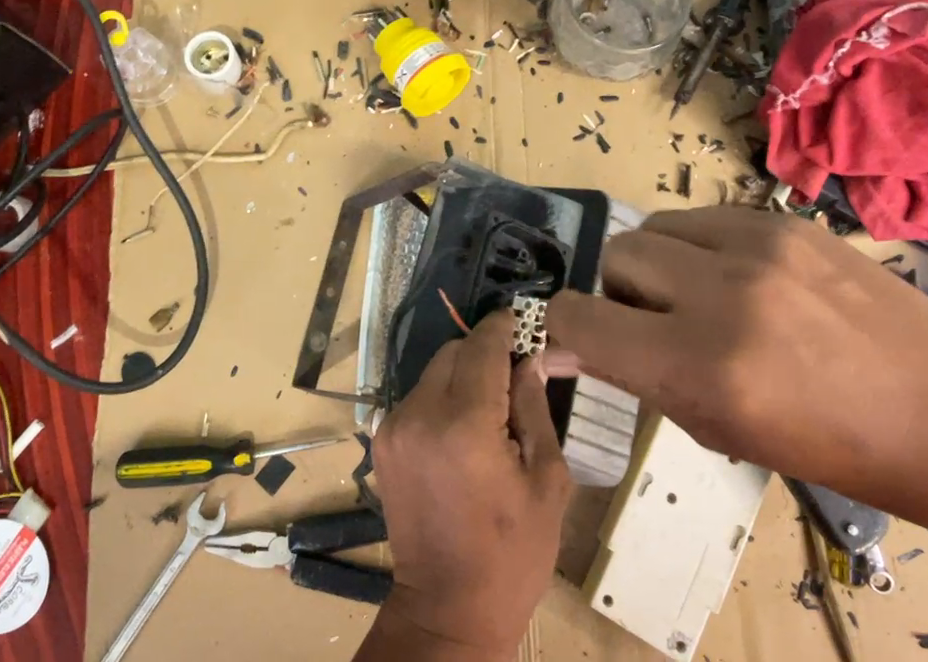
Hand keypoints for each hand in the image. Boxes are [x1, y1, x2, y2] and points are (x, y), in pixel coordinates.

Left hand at [366, 312, 571, 655]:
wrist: (449, 605)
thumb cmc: (513, 553)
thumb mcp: (546, 480)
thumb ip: (534, 406)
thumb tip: (530, 357)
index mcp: (464, 424)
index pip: (482, 346)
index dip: (506, 326)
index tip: (526, 321)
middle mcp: (419, 414)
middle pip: (454, 352)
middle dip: (485, 353)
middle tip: (517, 374)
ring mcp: (393, 426)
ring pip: (433, 372)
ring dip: (463, 376)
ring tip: (492, 411)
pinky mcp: (382, 441)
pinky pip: (418, 398)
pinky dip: (442, 399)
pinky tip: (464, 432)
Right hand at [545, 206, 927, 517]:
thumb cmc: (829, 448)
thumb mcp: (718, 429)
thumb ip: (634, 375)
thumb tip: (563, 344)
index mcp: (699, 365)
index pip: (579, 317)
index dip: (563, 328)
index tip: (577, 338)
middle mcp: (721, 294)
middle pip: (614, 257)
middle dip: (617, 292)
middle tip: (653, 323)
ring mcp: (759, 248)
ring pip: (654, 227)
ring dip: (656, 263)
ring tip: (696, 296)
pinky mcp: (789, 223)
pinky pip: (704, 217)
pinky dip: (699, 247)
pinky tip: (738, 278)